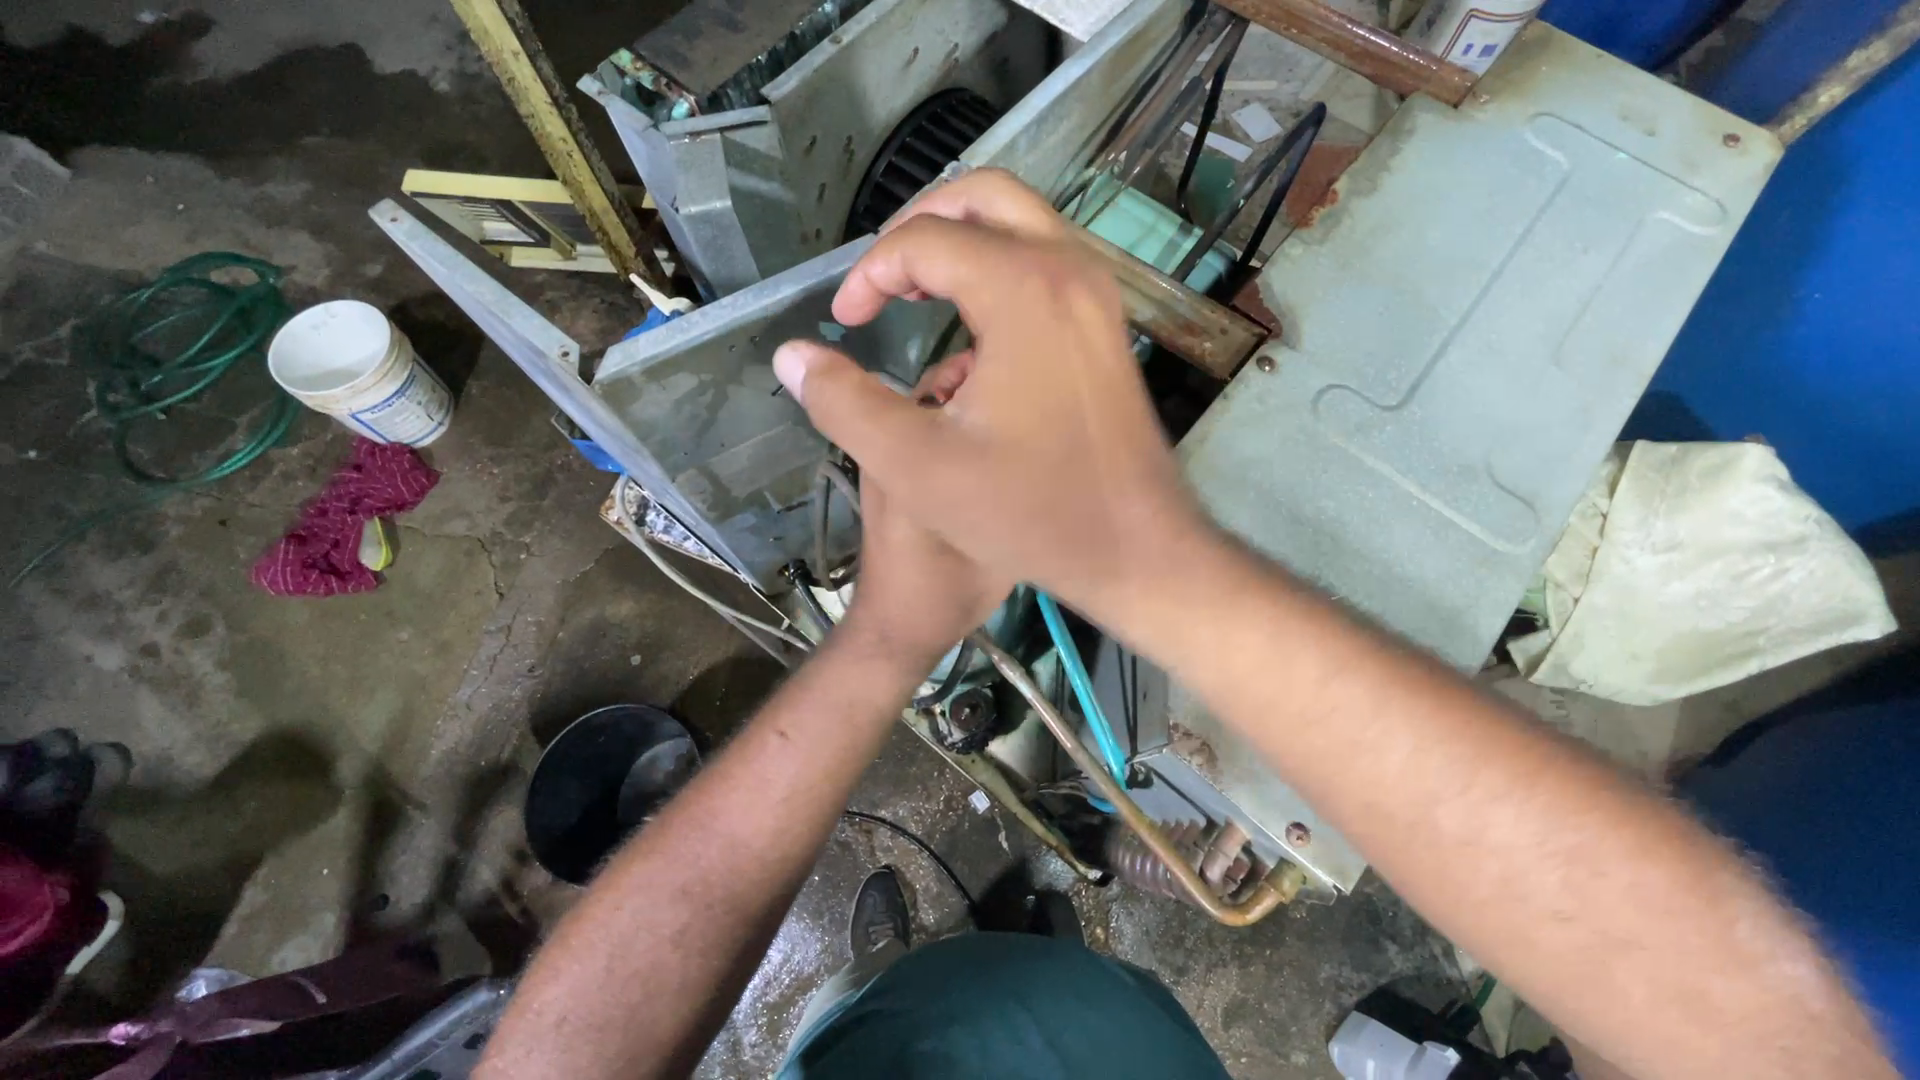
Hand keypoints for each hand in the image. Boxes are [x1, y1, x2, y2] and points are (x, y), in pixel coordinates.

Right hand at [772, 169, 1212, 624]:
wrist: (1134, 546)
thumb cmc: (1028, 511)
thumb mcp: (915, 466)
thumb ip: (843, 404)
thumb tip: (791, 356)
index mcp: (1023, 291)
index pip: (924, 240)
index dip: (870, 273)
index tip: (845, 321)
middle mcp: (1069, 270)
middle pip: (983, 197)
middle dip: (918, 225)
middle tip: (880, 278)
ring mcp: (1098, 294)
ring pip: (1021, 222)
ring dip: (961, 240)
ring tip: (915, 291)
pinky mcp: (1107, 324)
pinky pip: (1046, 259)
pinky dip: (998, 265)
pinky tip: (970, 326)